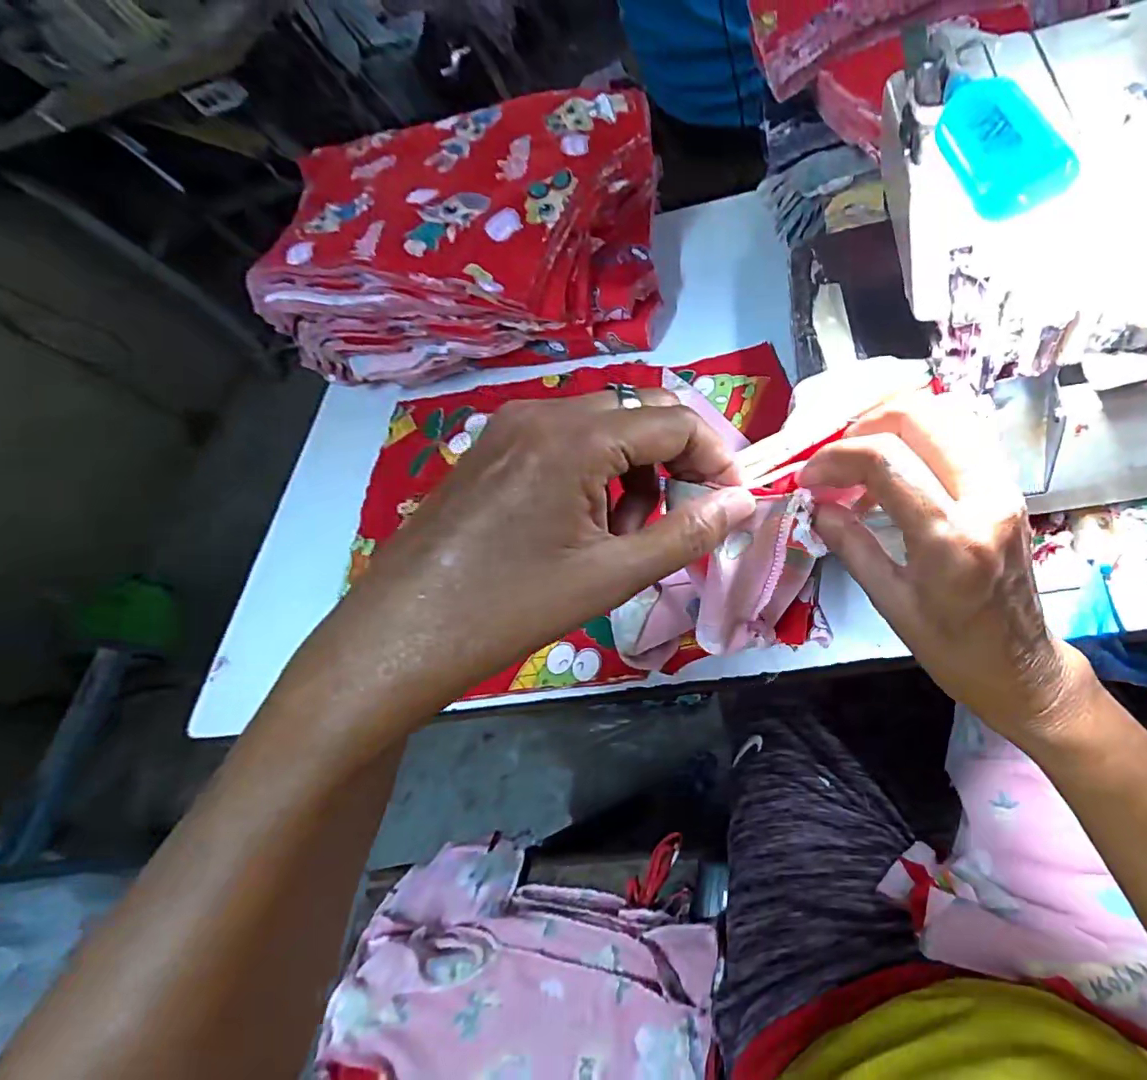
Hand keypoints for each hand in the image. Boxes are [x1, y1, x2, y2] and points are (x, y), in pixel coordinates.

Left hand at [295, 389, 755, 738]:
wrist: (403, 635)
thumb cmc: (513, 607)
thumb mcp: (612, 575)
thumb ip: (687, 534)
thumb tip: (742, 503)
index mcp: (576, 437)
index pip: (675, 421)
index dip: (715, 457)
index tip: (730, 502)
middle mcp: (544, 412)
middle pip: (641, 413)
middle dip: (678, 460)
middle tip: (687, 515)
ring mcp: (512, 426)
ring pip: (606, 426)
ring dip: (637, 469)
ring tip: (627, 533)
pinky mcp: (494, 448)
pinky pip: (568, 440)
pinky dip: (598, 471)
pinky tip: (584, 524)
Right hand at [800, 392, 1095, 743]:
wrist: (1019, 669)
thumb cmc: (953, 650)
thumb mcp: (892, 604)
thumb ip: (851, 546)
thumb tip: (815, 507)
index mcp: (951, 539)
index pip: (886, 462)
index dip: (837, 457)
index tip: (808, 475)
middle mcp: (985, 500)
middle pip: (922, 418)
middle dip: (866, 425)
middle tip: (835, 455)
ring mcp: (1005, 489)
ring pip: (950, 416)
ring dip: (897, 422)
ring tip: (862, 453)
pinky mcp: (1011, 489)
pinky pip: (967, 436)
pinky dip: (926, 435)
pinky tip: (899, 461)